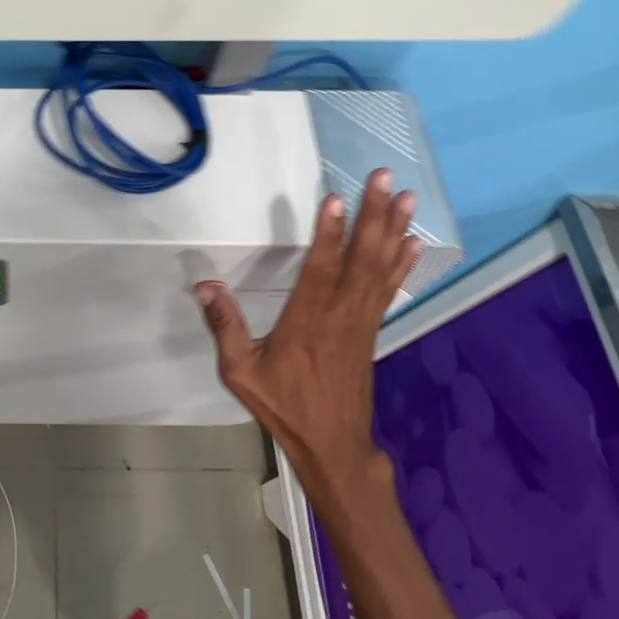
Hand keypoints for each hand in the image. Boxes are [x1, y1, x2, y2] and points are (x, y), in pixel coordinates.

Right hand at [193, 168, 419, 514]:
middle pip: (361, 257)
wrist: (331, 442)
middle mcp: (341, 313)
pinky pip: (388, 288)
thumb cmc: (282, 405)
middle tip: (382, 176)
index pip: (321, 268)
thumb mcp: (240, 371)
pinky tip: (412, 242)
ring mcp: (361, 320)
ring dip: (393, 229)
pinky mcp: (371, 329)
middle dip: (373, 214)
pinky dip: (402, 263)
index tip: (337, 198)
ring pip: (381, 267)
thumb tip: (205, 286)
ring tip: (405, 195)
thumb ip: (225, 327)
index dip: (329, 232)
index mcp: (307, 320)